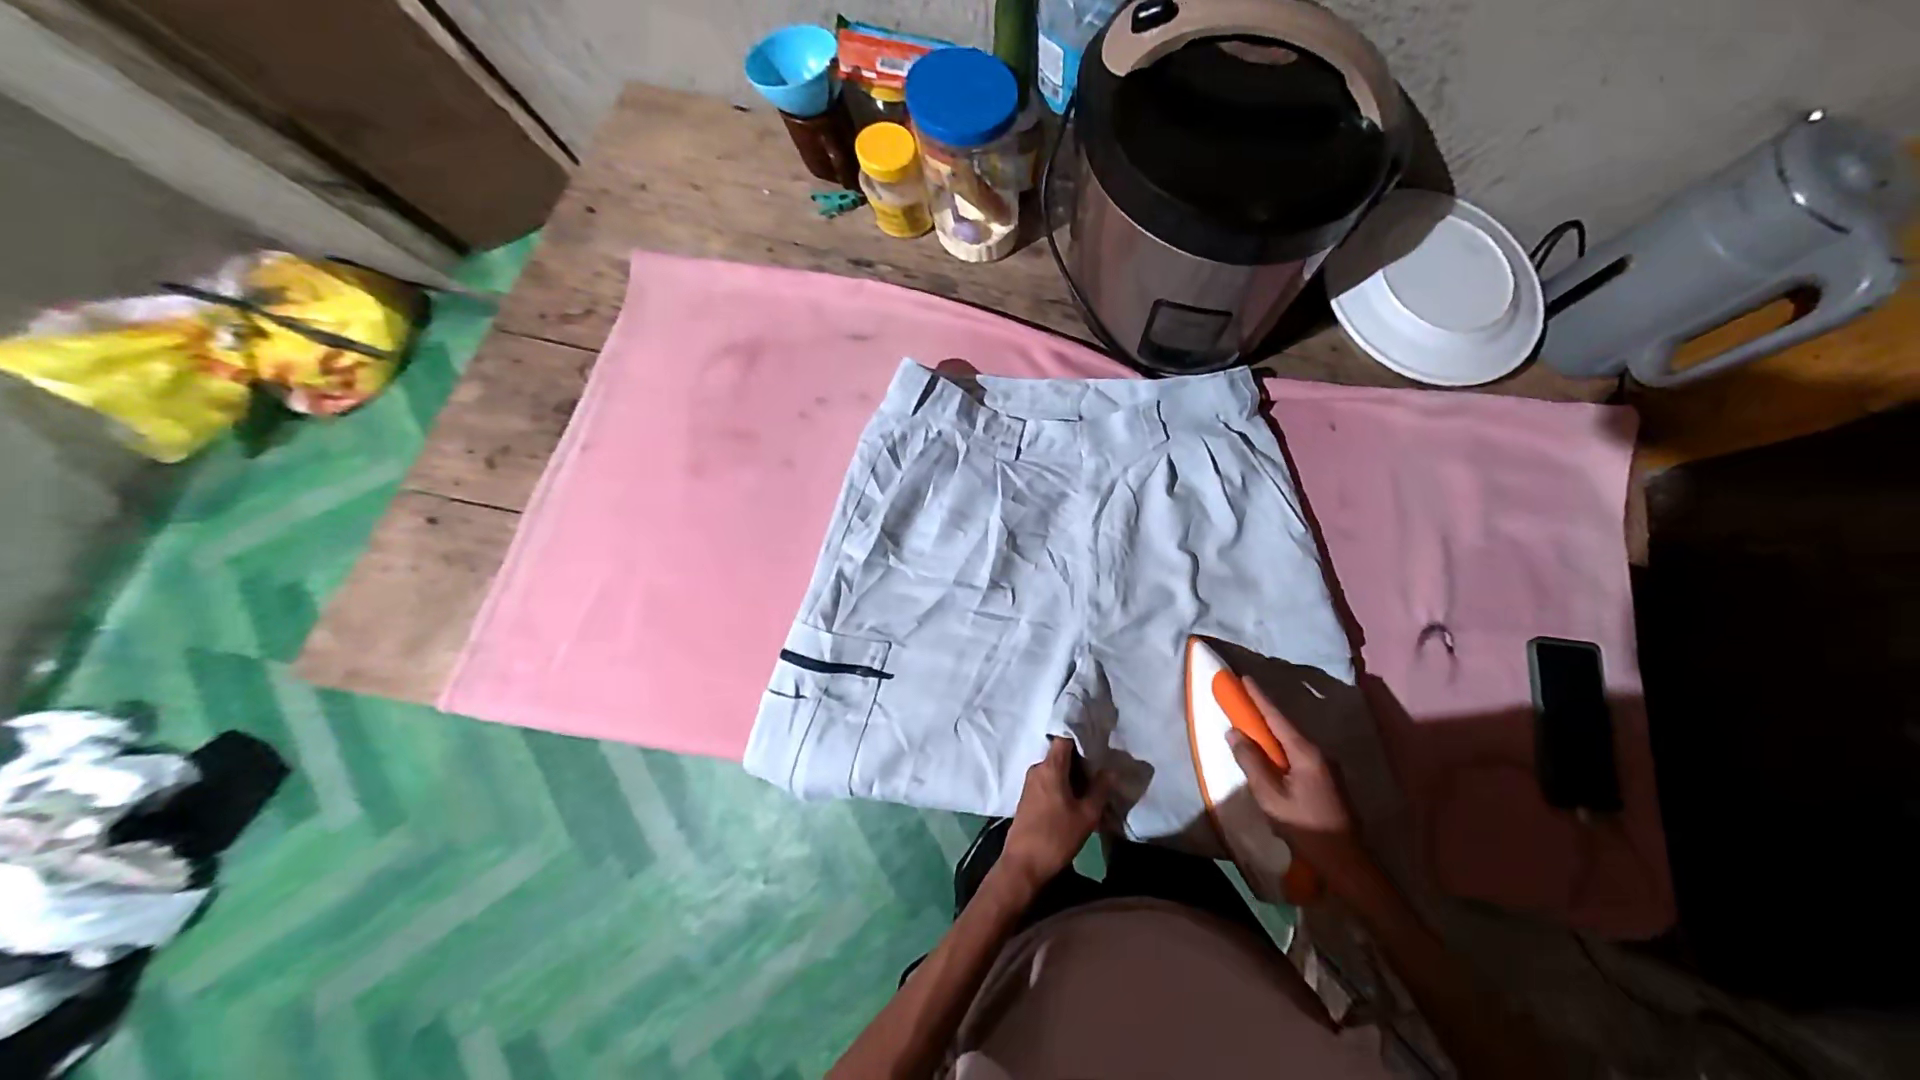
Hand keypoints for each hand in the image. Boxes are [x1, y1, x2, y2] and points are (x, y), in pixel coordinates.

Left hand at [997, 737, 1111, 892]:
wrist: (1023, 864)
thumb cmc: (1056, 836)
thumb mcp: (1086, 815)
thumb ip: (1100, 789)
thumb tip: (1110, 770)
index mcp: (1050, 767)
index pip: (1064, 738)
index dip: (1081, 735)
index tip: (1098, 739)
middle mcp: (1037, 769)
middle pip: (1061, 753)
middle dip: (1081, 758)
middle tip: (1102, 765)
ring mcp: (1030, 783)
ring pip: (1055, 768)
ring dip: (1073, 773)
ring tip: (1093, 782)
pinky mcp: (1028, 796)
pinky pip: (1048, 780)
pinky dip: (1063, 783)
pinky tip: (1077, 796)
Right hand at [1226, 676, 1369, 887]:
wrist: (1345, 860)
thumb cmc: (1305, 826)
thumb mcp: (1270, 796)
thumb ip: (1251, 762)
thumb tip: (1235, 733)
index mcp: (1305, 752)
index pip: (1277, 717)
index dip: (1259, 697)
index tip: (1244, 678)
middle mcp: (1318, 752)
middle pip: (1285, 725)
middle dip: (1263, 711)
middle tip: (1243, 699)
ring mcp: (1325, 765)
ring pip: (1291, 739)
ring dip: (1271, 729)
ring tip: (1251, 722)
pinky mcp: (1325, 778)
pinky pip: (1296, 752)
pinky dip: (1279, 745)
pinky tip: (1269, 752)